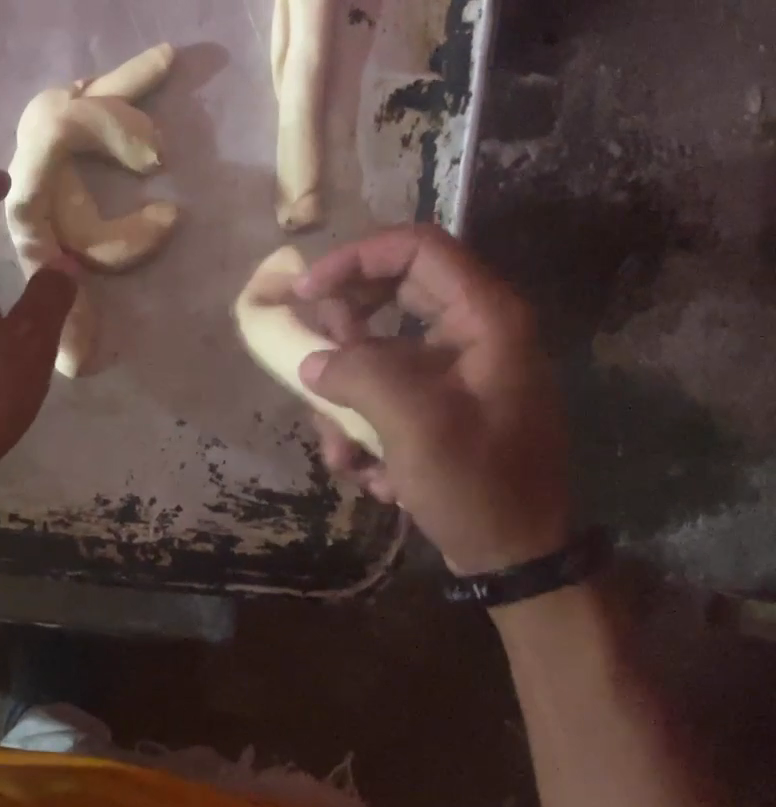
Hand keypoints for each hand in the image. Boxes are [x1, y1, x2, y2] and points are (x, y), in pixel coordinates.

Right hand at [295, 225, 569, 573]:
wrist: (511, 550)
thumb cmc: (477, 484)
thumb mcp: (417, 428)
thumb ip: (361, 378)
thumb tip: (311, 362)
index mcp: (483, 321)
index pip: (415, 250)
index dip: (352, 260)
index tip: (299, 295)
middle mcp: (467, 335)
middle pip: (385, 298)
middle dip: (337, 340)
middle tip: (309, 374)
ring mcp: (448, 372)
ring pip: (369, 356)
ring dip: (340, 404)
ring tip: (346, 455)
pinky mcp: (432, 406)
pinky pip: (374, 396)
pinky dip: (356, 431)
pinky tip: (368, 473)